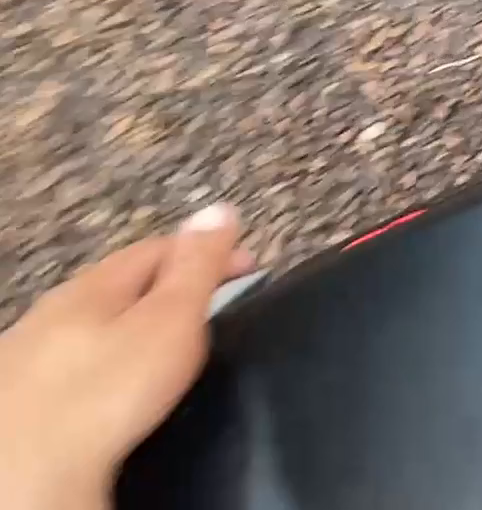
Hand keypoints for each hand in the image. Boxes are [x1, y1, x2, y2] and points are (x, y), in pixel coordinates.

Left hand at [0, 205, 251, 509]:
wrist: (31, 479)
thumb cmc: (115, 389)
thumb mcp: (174, 317)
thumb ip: (198, 262)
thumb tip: (218, 209)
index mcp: (88, 289)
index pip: (158, 246)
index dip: (210, 249)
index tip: (251, 267)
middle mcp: (46, 313)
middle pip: (125, 282)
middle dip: (176, 283)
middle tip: (220, 301)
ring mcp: (22, 357)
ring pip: (97, 319)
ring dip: (141, 317)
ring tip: (176, 337)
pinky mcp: (15, 397)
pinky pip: (76, 355)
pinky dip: (111, 352)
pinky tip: (120, 375)